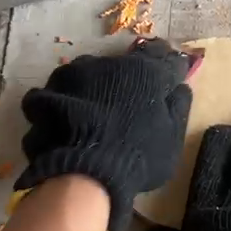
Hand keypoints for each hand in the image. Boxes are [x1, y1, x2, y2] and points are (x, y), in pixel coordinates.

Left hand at [15, 38, 193, 230]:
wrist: (82, 172)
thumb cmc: (137, 156)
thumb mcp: (172, 138)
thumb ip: (178, 108)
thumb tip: (180, 87)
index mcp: (148, 73)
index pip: (165, 58)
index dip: (170, 63)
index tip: (171, 68)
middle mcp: (113, 63)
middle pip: (126, 63)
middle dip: (131, 75)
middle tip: (131, 92)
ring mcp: (78, 72)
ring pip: (93, 72)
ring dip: (97, 84)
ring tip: (94, 106)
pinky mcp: (50, 88)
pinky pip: (65, 90)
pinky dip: (70, 98)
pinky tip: (69, 116)